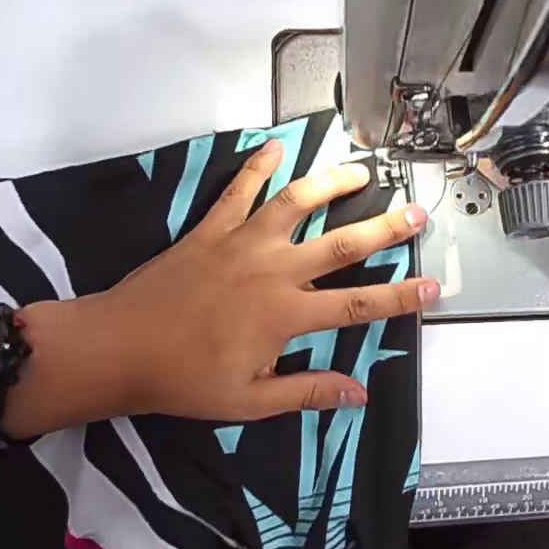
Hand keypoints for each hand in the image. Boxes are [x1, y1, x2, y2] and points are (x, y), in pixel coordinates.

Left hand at [13, 139, 435, 426]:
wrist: (116, 347)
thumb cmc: (184, 379)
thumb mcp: (250, 400)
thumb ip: (308, 391)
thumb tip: (358, 394)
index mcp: (285, 314)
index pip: (358, 305)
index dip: (400, 297)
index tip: (431, 287)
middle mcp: (272, 270)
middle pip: (340, 244)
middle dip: (384, 228)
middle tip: (414, 212)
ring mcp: (241, 243)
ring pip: (295, 203)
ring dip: (331, 184)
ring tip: (359, 169)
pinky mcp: (210, 230)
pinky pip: (239, 191)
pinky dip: (257, 167)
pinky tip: (274, 148)